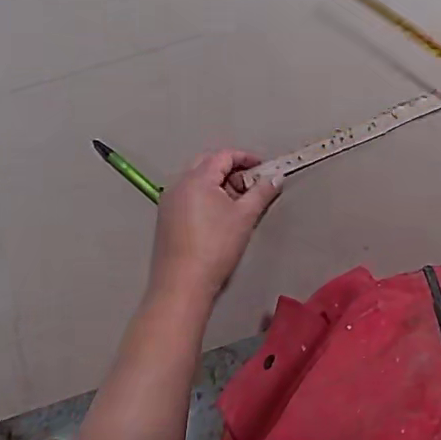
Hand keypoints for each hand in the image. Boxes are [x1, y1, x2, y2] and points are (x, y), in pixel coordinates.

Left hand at [150, 150, 281, 305]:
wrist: (182, 284)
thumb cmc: (215, 247)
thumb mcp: (245, 217)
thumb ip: (261, 193)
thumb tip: (275, 178)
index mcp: (197, 178)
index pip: (223, 155)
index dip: (246, 158)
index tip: (263, 167)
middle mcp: (179, 184)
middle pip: (207, 163)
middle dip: (231, 169)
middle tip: (250, 184)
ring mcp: (169, 201)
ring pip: (196, 180)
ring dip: (218, 183)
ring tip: (237, 202)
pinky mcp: (165, 217)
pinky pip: (188, 195)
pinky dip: (205, 196)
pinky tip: (218, 216)